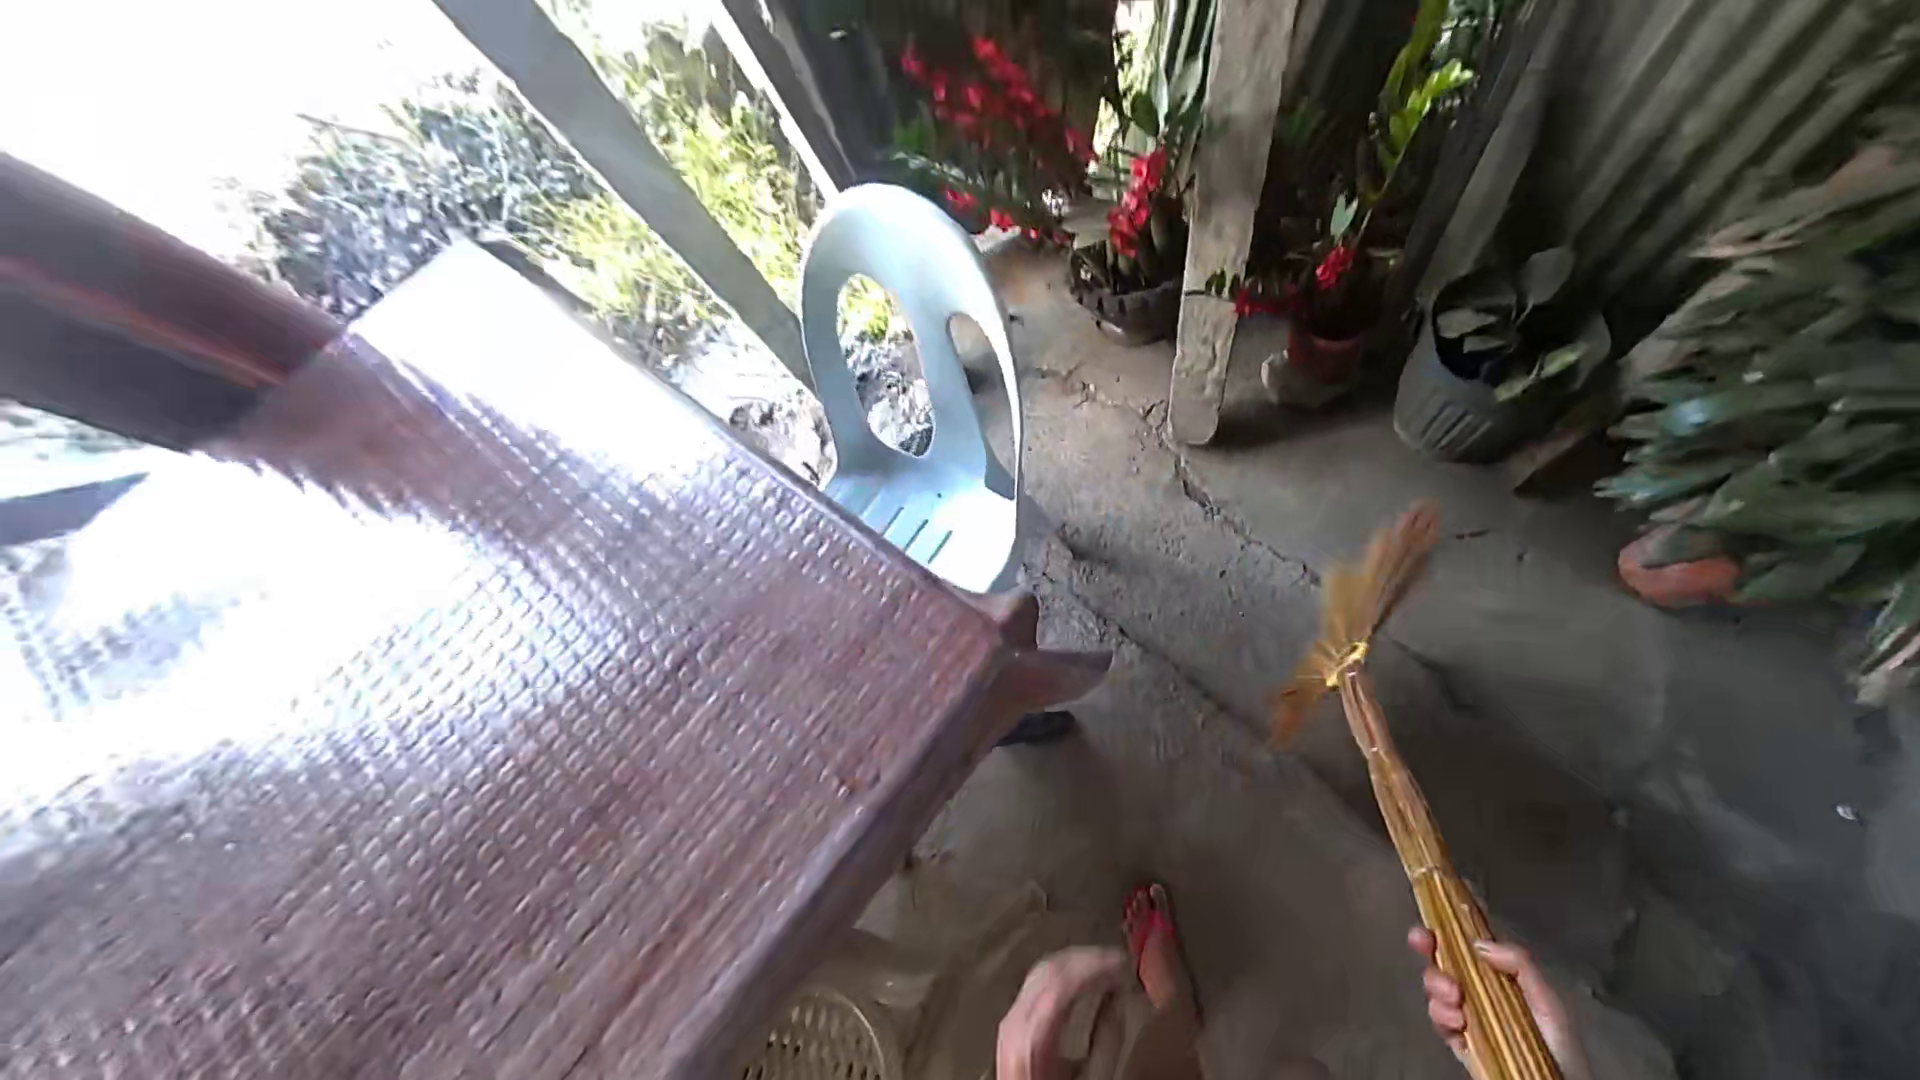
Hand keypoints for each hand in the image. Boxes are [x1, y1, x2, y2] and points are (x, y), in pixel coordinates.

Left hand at [996, 947, 1128, 1079]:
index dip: (1095, 965)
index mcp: (1034, 1036)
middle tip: (1119, 962)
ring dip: (1076, 963)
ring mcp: (1009, 1018)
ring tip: (1105, 966)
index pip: (1064, 981)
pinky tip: (1080, 977)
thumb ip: (1107, 1041)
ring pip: (1043, 970)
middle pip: (1052, 969)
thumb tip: (1119, 999)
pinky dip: (1062, 973)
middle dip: (1088, 959)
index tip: (1122, 962)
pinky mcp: (1011, 1020)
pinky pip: (1036, 982)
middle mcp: (1016, 1020)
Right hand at [1406, 928, 1591, 1079]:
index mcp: (1491, 974)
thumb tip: (1478, 943)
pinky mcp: (1457, 1039)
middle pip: (1437, 963)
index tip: (1425, 935)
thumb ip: (1522, 965)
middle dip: (1431, 967)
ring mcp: (1462, 1013)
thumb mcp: (1547, 1001)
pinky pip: (1438, 1021)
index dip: (1436, 934)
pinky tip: (1458, 1026)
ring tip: (1457, 1008)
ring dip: (1438, 992)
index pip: (1458, 945)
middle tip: (1447, 982)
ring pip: (1433, 990)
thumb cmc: (1557, 1044)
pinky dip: (1442, 1019)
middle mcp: (1472, 988)